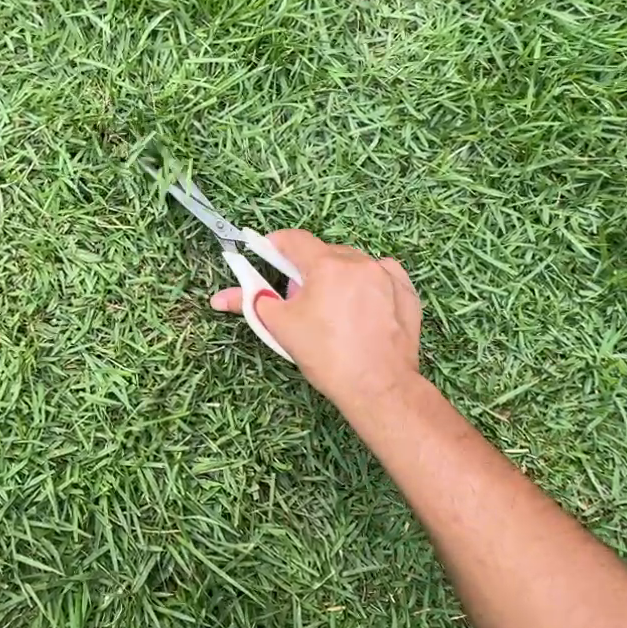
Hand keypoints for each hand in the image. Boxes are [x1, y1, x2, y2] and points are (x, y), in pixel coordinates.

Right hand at [211, 228, 421, 401]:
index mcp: (326, 265)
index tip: (264, 255)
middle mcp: (359, 262)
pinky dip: (367, 284)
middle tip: (297, 298)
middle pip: (323, 253)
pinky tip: (361, 306)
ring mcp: (387, 276)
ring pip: (352, 264)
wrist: (379, 387)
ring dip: (336, 276)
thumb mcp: (280, 326)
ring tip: (330, 308)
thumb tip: (219, 298)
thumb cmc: (325, 354)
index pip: (294, 239)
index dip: (274, 244)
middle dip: (305, 269)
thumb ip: (250, 302)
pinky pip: (381, 275)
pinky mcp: (407, 294)